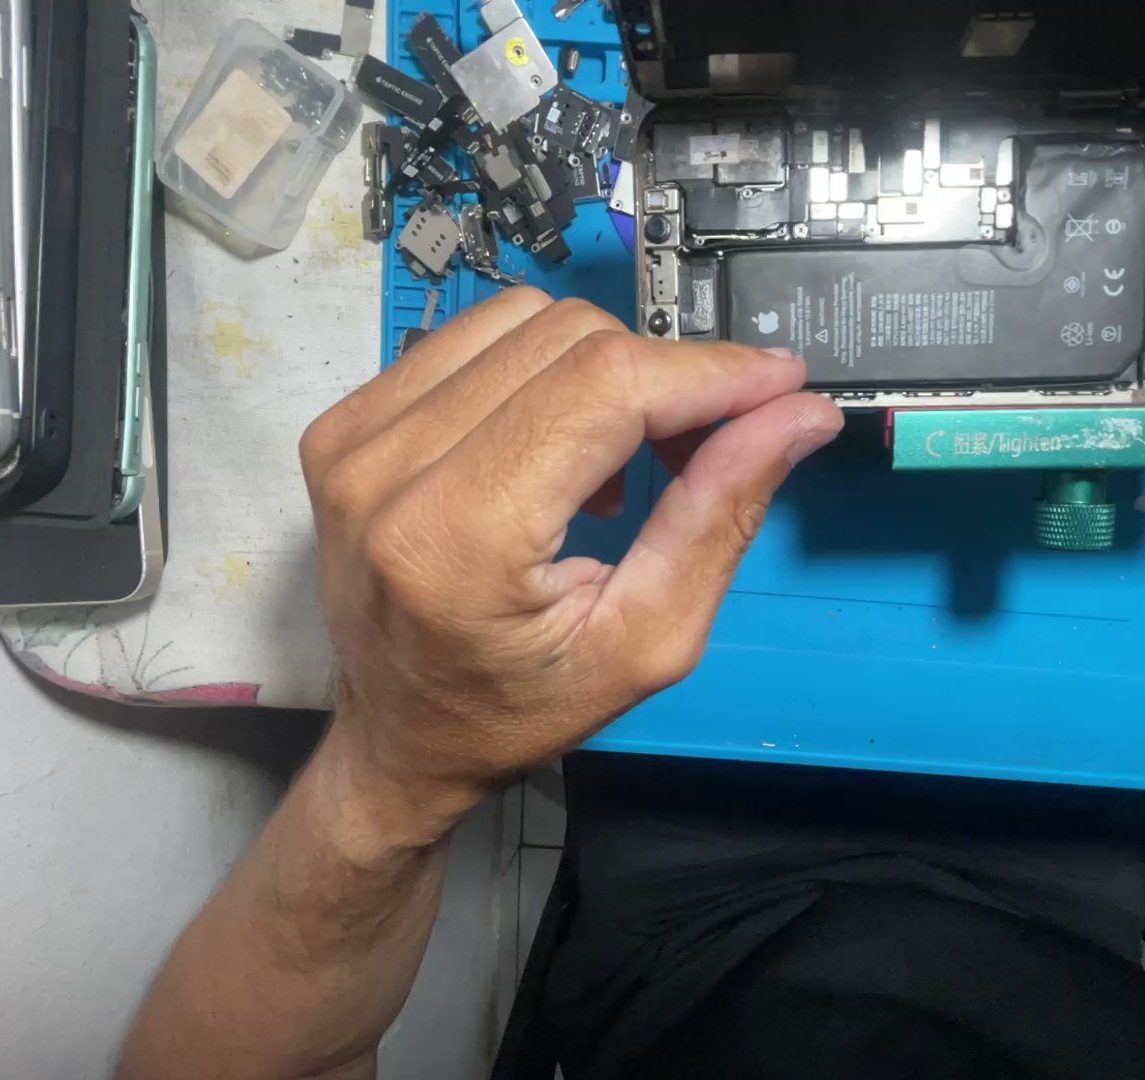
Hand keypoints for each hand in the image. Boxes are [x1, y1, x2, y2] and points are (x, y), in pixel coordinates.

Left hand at [298, 289, 841, 842]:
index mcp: (458, 538)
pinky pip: (479, 339)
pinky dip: (549, 373)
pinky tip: (559, 445)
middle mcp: (388, 465)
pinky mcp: (347, 419)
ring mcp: (355, 433)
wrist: (400, 737)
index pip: (606, 389)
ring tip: (622, 458)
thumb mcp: (648, 641)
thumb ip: (720, 518)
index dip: (709, 372)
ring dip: (608, 372)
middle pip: (572, 340)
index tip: (781, 383)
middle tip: (706, 443)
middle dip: (668, 377)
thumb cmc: (524, 710)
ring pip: (528, 321)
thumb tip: (798, 415)